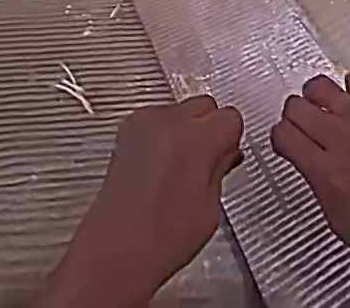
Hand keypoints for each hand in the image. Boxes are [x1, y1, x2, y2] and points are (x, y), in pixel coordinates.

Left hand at [41, 96, 243, 307]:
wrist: (118, 245)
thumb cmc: (161, 236)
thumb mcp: (209, 207)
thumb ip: (221, 168)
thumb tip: (229, 150)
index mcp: (197, 140)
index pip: (230, 116)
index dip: (232, 136)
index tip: (229, 150)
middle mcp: (170, 121)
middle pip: (205, 104)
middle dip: (211, 127)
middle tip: (209, 159)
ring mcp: (146, 121)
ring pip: (180, 109)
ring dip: (185, 129)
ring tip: (180, 168)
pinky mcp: (128, 126)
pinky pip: (156, 117)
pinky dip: (162, 132)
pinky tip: (160, 165)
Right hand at [272, 73, 349, 303]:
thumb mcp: (338, 221)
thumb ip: (315, 180)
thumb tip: (302, 157)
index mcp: (327, 174)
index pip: (282, 133)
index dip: (279, 138)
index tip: (284, 143)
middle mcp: (343, 142)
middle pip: (295, 106)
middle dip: (291, 117)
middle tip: (299, 128)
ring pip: (319, 85)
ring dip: (313, 97)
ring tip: (319, 109)